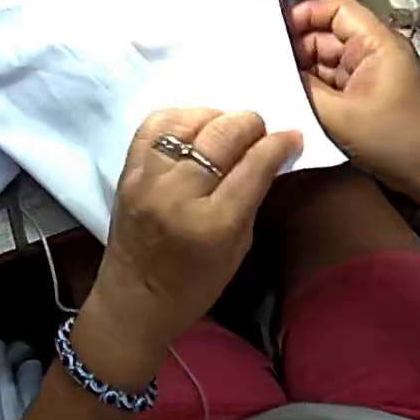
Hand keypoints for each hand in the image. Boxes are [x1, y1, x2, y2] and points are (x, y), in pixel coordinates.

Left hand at [74, 109, 302, 386]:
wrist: (133, 302)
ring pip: (187, 123)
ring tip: (227, 127)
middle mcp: (179, 195)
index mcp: (214, 224)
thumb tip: (268, 155)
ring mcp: (148, 180)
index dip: (280, 144)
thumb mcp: (238, 248)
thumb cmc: (194, 286)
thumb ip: (252, 198)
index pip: (254, 165)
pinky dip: (179, 118)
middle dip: (251, 124)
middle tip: (261, 131)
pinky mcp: (127, 173)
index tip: (292, 136)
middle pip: (222, 135)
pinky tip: (195, 126)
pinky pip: (153, 127)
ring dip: (216, 117)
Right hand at [288, 0, 419, 201]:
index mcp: (377, 44)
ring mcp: (368, 78)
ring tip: (273, 86)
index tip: (274, 29)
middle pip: (325, 37)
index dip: (304, 13)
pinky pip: (330, 88)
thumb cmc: (404, 140)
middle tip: (264, 65)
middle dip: (295, 49)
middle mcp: (372, 55)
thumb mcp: (342, 115)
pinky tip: (291, 103)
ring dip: (301, 75)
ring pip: (325, 65)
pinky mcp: (364, 100)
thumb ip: (304, 91)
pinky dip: (311, 93)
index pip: (337, 9)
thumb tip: (275, 76)